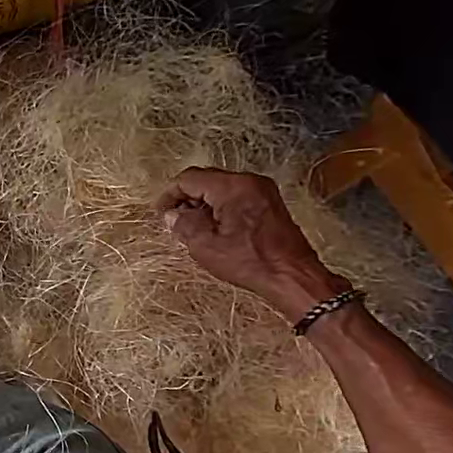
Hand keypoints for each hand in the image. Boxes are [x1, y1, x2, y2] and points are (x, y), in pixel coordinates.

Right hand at [157, 167, 349, 321]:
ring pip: (221, 188)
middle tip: (174, 221)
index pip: (190, 178)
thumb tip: (173, 215)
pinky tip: (215, 229)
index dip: (170, 194)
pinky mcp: (269, 203)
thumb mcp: (205, 245)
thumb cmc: (249, 261)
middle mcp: (249, 181)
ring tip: (193, 229)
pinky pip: (236, 196)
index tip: (161, 213)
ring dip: (202, 204)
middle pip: (206, 179)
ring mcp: (262, 191)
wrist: (291, 274)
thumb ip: (184, 224)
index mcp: (232, 187)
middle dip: (186, 198)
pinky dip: (219, 207)